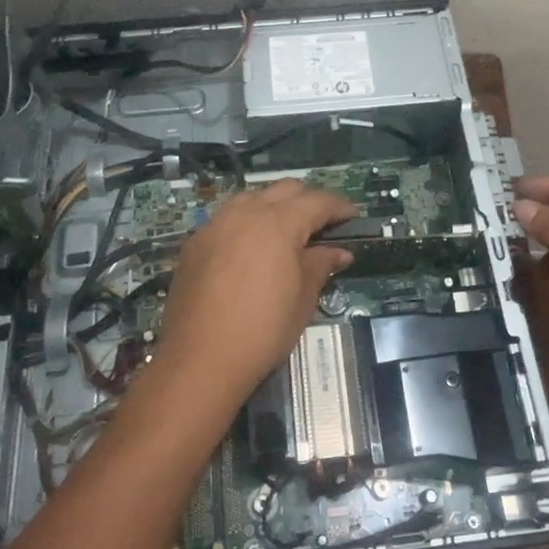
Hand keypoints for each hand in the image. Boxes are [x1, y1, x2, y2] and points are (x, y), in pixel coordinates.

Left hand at [154, 179, 355, 400]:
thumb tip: (339, 252)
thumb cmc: (263, 330)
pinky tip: (250, 250)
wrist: (200, 359)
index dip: (339, 207)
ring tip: (285, 234)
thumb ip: (320, 265)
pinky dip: (246, 224)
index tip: (353, 216)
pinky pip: (227, 219)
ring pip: (252, 198)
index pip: (317, 201)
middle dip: (307, 201)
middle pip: (284, 190)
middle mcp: (245, 213)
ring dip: (274, 207)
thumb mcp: (302, 299)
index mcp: (278, 223)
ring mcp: (215, 224)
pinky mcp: (195, 242)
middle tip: (322, 226)